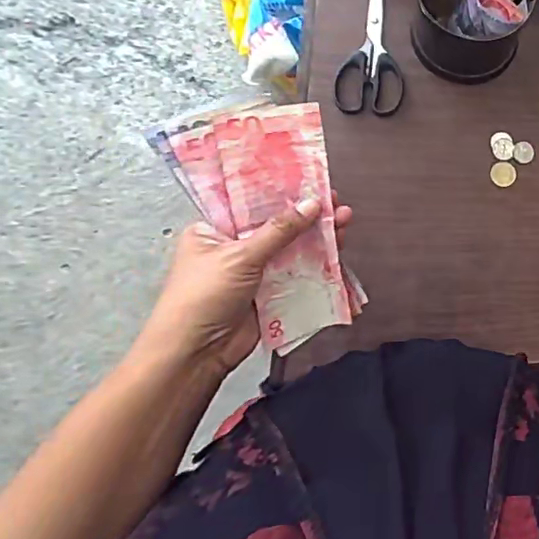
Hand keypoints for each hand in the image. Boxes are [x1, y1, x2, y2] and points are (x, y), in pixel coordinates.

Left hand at [133, 196, 354, 374]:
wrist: (195, 356)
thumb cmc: (201, 299)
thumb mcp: (240, 255)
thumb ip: (280, 230)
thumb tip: (311, 204)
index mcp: (214, 230)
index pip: (253, 203)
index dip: (283, 193)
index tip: (311, 183)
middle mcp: (233, 247)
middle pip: (277, 226)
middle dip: (308, 216)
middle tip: (335, 204)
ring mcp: (252, 271)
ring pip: (291, 250)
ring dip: (317, 239)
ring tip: (343, 224)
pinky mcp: (268, 294)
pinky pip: (296, 274)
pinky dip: (316, 265)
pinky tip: (336, 253)